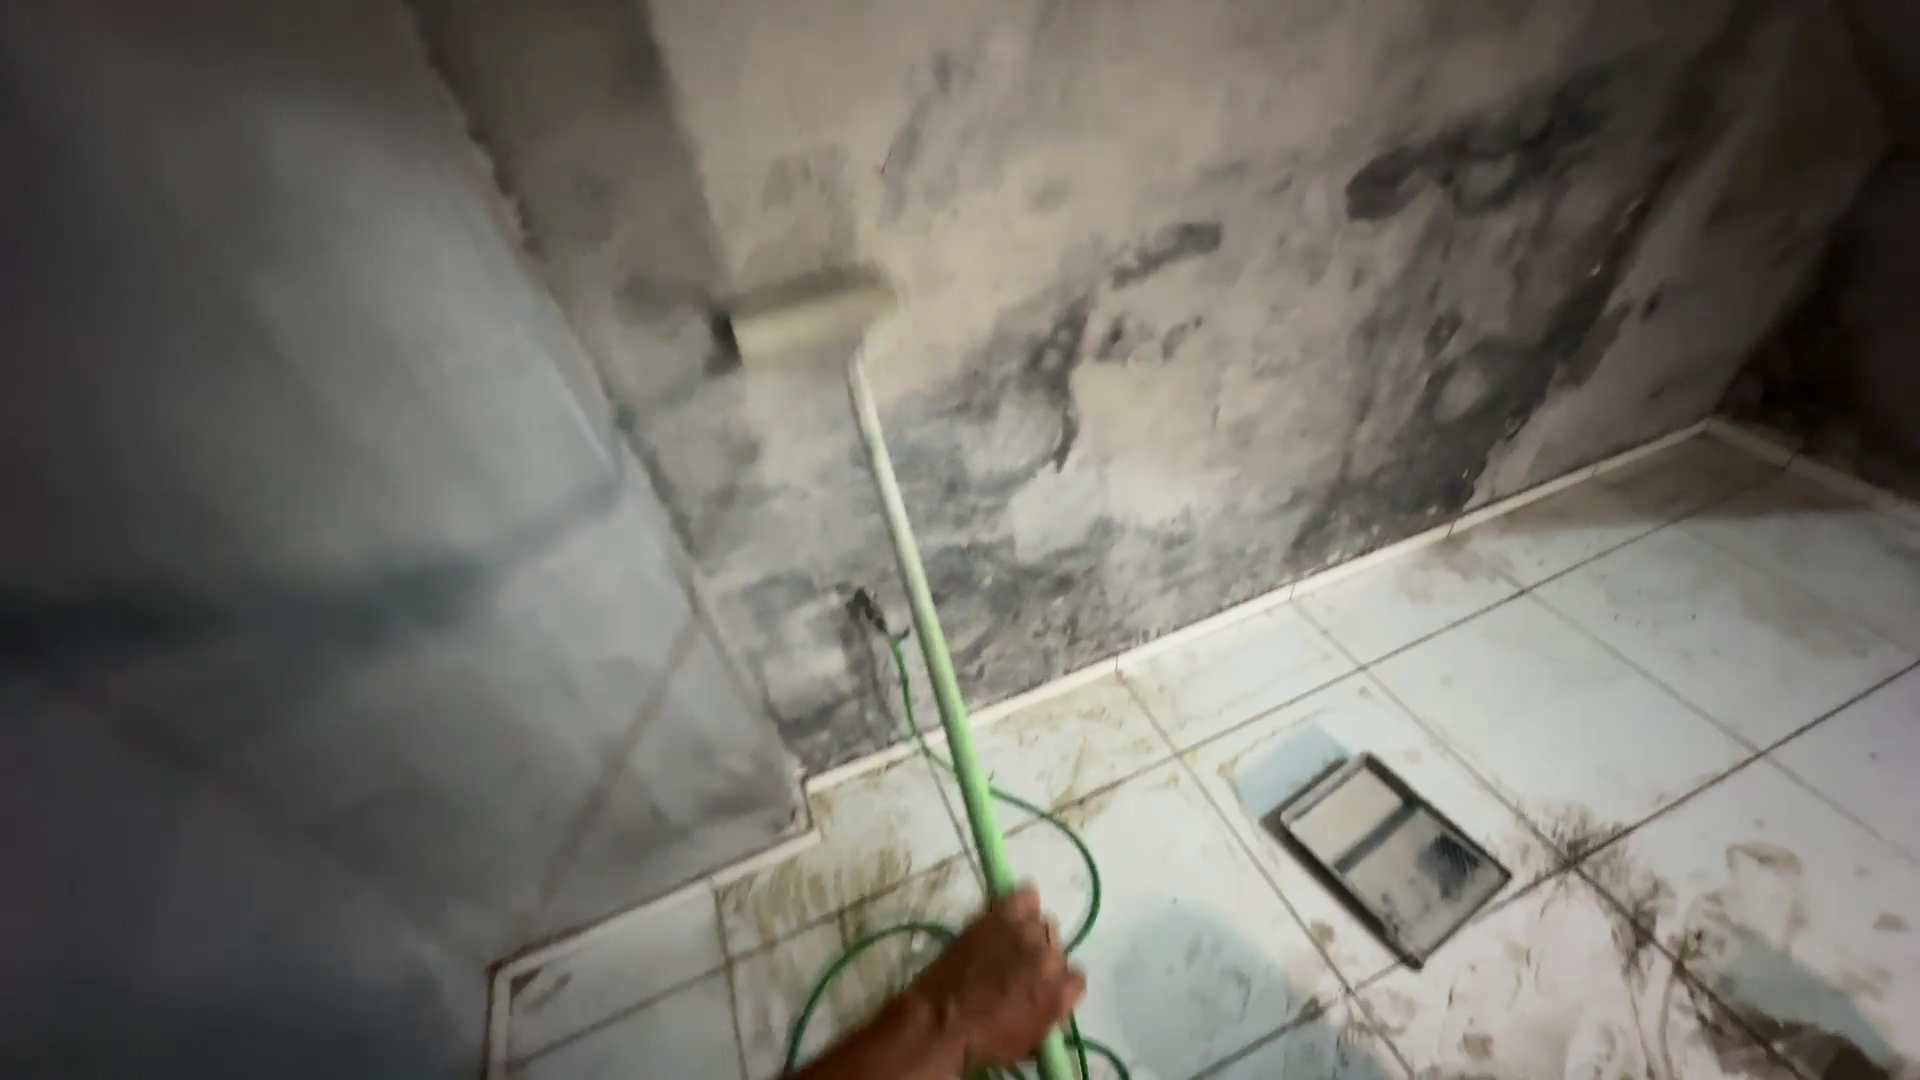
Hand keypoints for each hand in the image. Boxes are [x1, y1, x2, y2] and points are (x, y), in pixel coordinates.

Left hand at [905, 886, 1086, 1068]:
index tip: (1043, 984)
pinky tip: (1013, 909)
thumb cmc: (984, 1040)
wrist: (945, 1018)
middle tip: (1020, 964)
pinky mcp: (1003, 915)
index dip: (1059, 981)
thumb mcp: (1029, 1042)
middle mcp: (1050, 960)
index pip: (1076, 977)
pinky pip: (1026, 895)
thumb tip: (1054, 1000)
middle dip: (1042, 956)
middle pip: (1056, 947)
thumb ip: (1051, 1015)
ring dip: (1029, 931)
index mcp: (1060, 994)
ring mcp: (1026, 934)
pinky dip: (1024, 900)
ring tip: (1009, 940)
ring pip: (1042, 922)